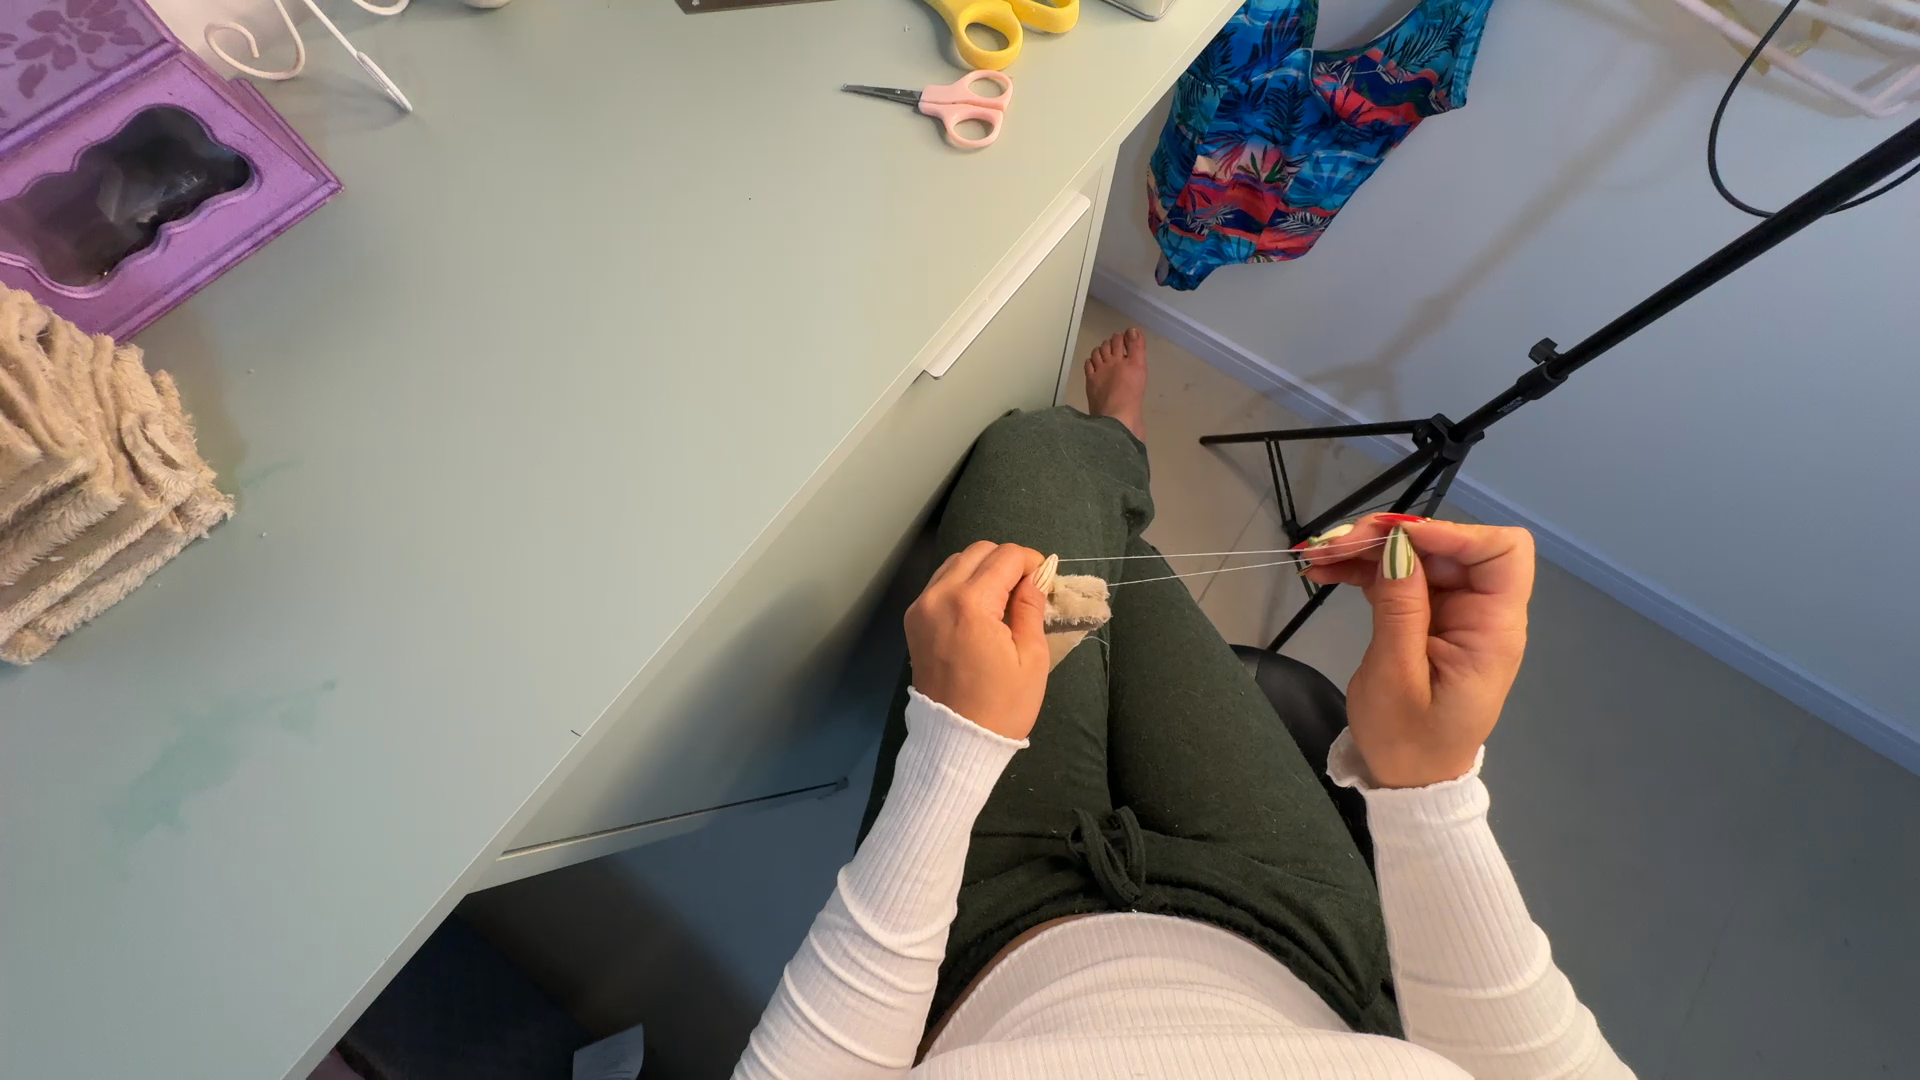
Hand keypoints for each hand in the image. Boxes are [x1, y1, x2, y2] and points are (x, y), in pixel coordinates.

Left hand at [905, 541, 1050, 740]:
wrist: (955, 741)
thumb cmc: (1001, 705)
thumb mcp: (1032, 657)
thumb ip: (1031, 606)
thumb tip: (1036, 576)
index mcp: (971, 604)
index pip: (1005, 557)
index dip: (1031, 562)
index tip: (1044, 580)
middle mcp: (939, 596)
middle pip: (978, 551)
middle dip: (1006, 561)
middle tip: (1026, 589)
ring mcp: (921, 607)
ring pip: (956, 562)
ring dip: (983, 569)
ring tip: (1003, 599)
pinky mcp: (913, 619)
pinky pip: (940, 583)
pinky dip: (963, 583)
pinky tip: (980, 608)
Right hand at [1302, 515, 1534, 787]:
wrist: (1405, 776)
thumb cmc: (1407, 737)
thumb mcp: (1397, 675)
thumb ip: (1400, 608)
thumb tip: (1397, 547)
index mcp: (1491, 628)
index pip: (1500, 553)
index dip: (1450, 534)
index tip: (1392, 538)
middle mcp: (1477, 611)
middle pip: (1444, 546)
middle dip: (1388, 537)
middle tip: (1331, 545)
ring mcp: (1447, 612)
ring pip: (1412, 556)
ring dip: (1363, 550)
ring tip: (1315, 556)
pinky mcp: (1418, 616)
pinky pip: (1392, 577)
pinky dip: (1358, 569)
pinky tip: (1322, 570)